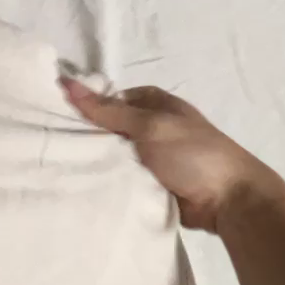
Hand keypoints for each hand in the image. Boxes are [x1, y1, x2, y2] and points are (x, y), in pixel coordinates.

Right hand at [62, 79, 284, 230]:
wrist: (229, 200)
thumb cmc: (192, 153)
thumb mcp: (148, 126)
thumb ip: (107, 110)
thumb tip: (67, 83)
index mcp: (155, 103)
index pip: (111, 99)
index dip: (88, 105)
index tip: (58, 116)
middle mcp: (152, 127)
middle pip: (110, 128)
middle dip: (89, 137)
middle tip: (54, 145)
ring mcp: (152, 157)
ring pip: (114, 156)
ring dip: (97, 162)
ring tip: (61, 166)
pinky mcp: (151, 184)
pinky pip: (122, 178)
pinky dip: (109, 181)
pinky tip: (82, 185)